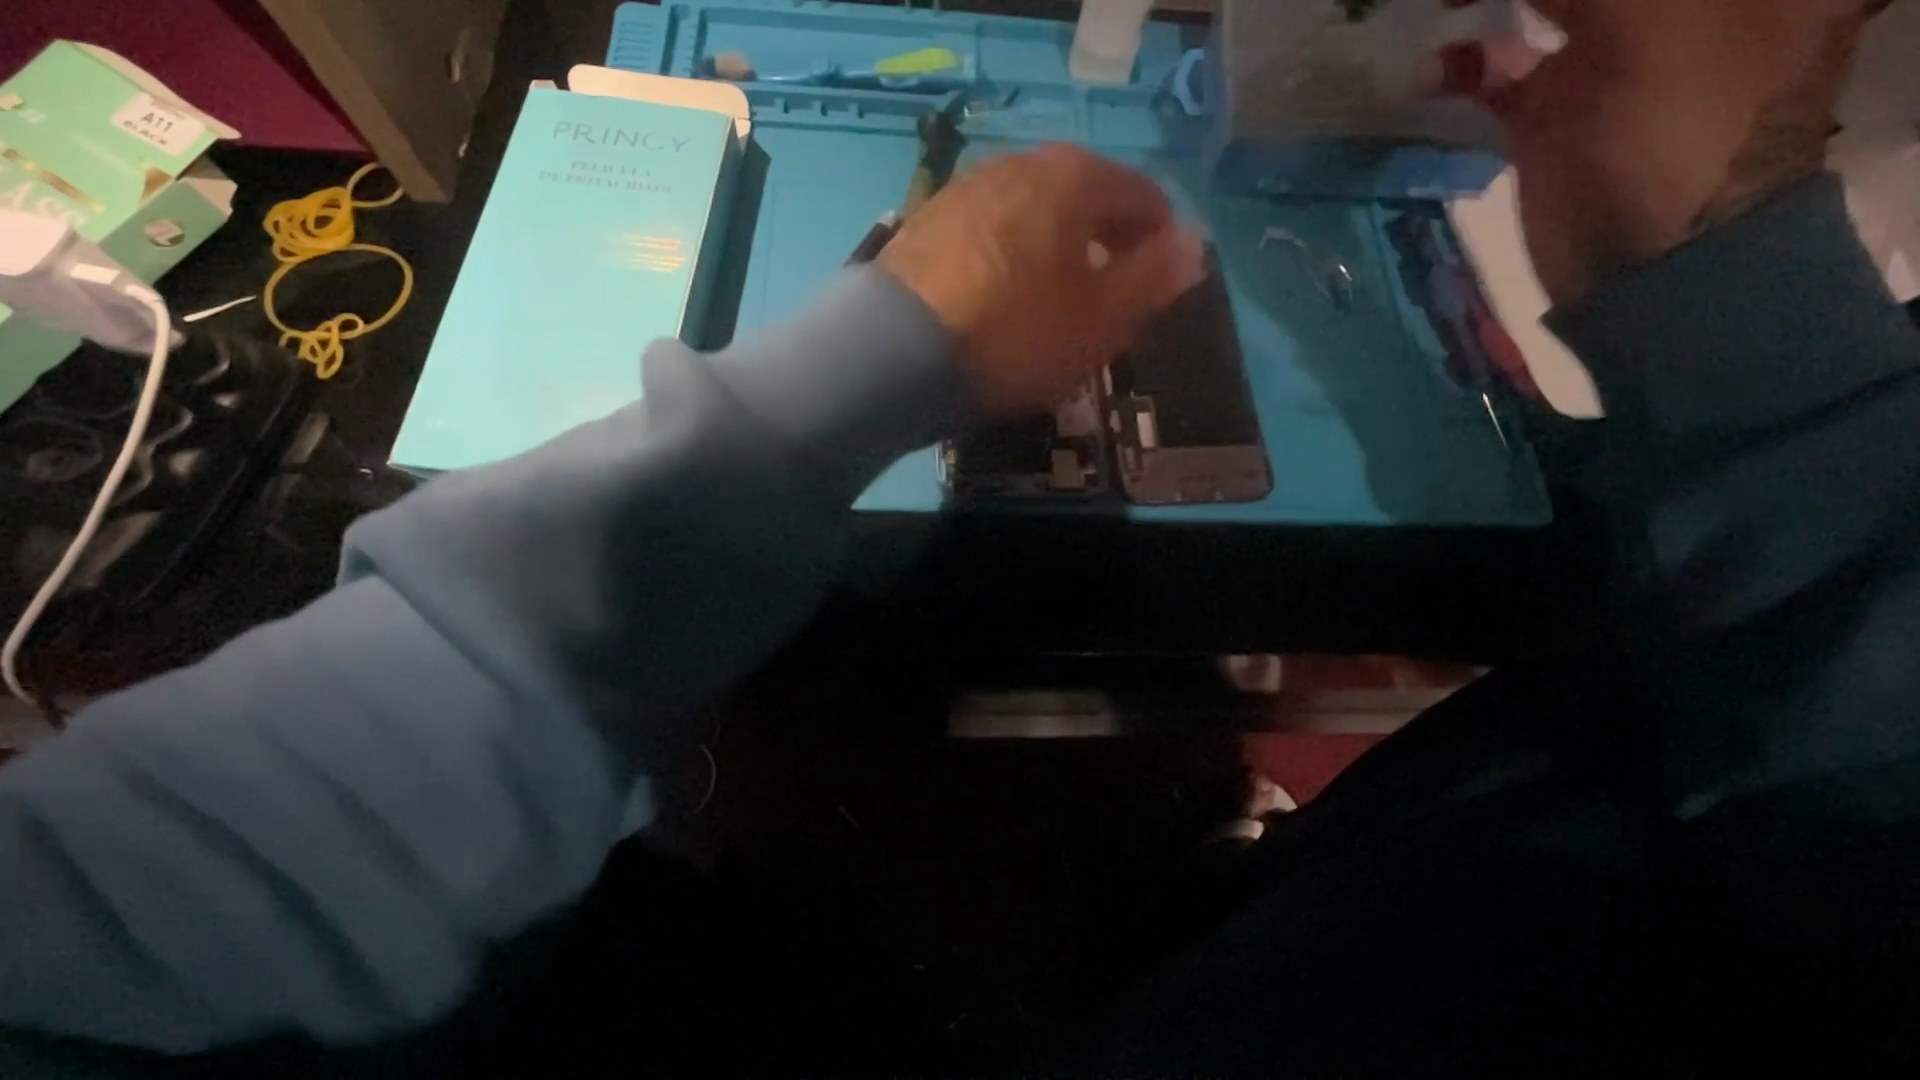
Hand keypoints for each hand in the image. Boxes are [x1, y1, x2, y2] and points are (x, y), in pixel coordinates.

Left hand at [879, 144, 1205, 417]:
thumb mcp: (1101, 320)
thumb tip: (1193, 245)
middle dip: (1104, 244)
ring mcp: (964, 191)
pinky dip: (1007, 259)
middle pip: (1083, 200)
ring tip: (1052, 303)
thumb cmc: (1015, 336)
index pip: (1142, 197)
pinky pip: (988, 235)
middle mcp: (1018, 165)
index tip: (1157, 285)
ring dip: (1053, 251)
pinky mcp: (923, 224)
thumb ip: (1153, 278)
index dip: (1159, 242)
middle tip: (1108, 299)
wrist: (894, 356)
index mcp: (1074, 177)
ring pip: (1031, 216)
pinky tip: (999, 302)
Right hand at [1450, 0, 1883, 305]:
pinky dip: (1459, 66)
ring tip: (1433, 8)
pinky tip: (1427, 74)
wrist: (1654, 269)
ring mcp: (1601, 58)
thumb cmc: (1680, 142)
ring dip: (1478, 2)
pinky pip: (1495, 70)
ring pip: (1531, 2)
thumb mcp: (1653, 28)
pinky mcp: (1550, 112)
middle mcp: (1666, 3)